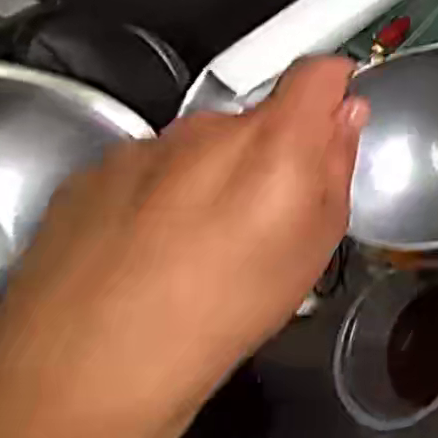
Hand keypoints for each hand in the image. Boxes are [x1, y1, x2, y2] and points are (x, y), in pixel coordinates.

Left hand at [0, 56, 367, 437]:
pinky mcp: (93, 172)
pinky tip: (147, 254)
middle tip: (264, 220)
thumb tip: (345, 116)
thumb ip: (335, 168)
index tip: (336, 112)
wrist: (91, 363)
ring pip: (199, 148)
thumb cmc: (229, 309)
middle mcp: (207, 128)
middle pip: (255, 120)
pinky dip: (159, 197)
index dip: (335, 84)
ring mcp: (144, 146)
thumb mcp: (313, 247)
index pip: (317, 74)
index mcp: (272, 142)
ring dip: (212, 179)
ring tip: (199, 249)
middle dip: (269, 155)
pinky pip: (148, 171)